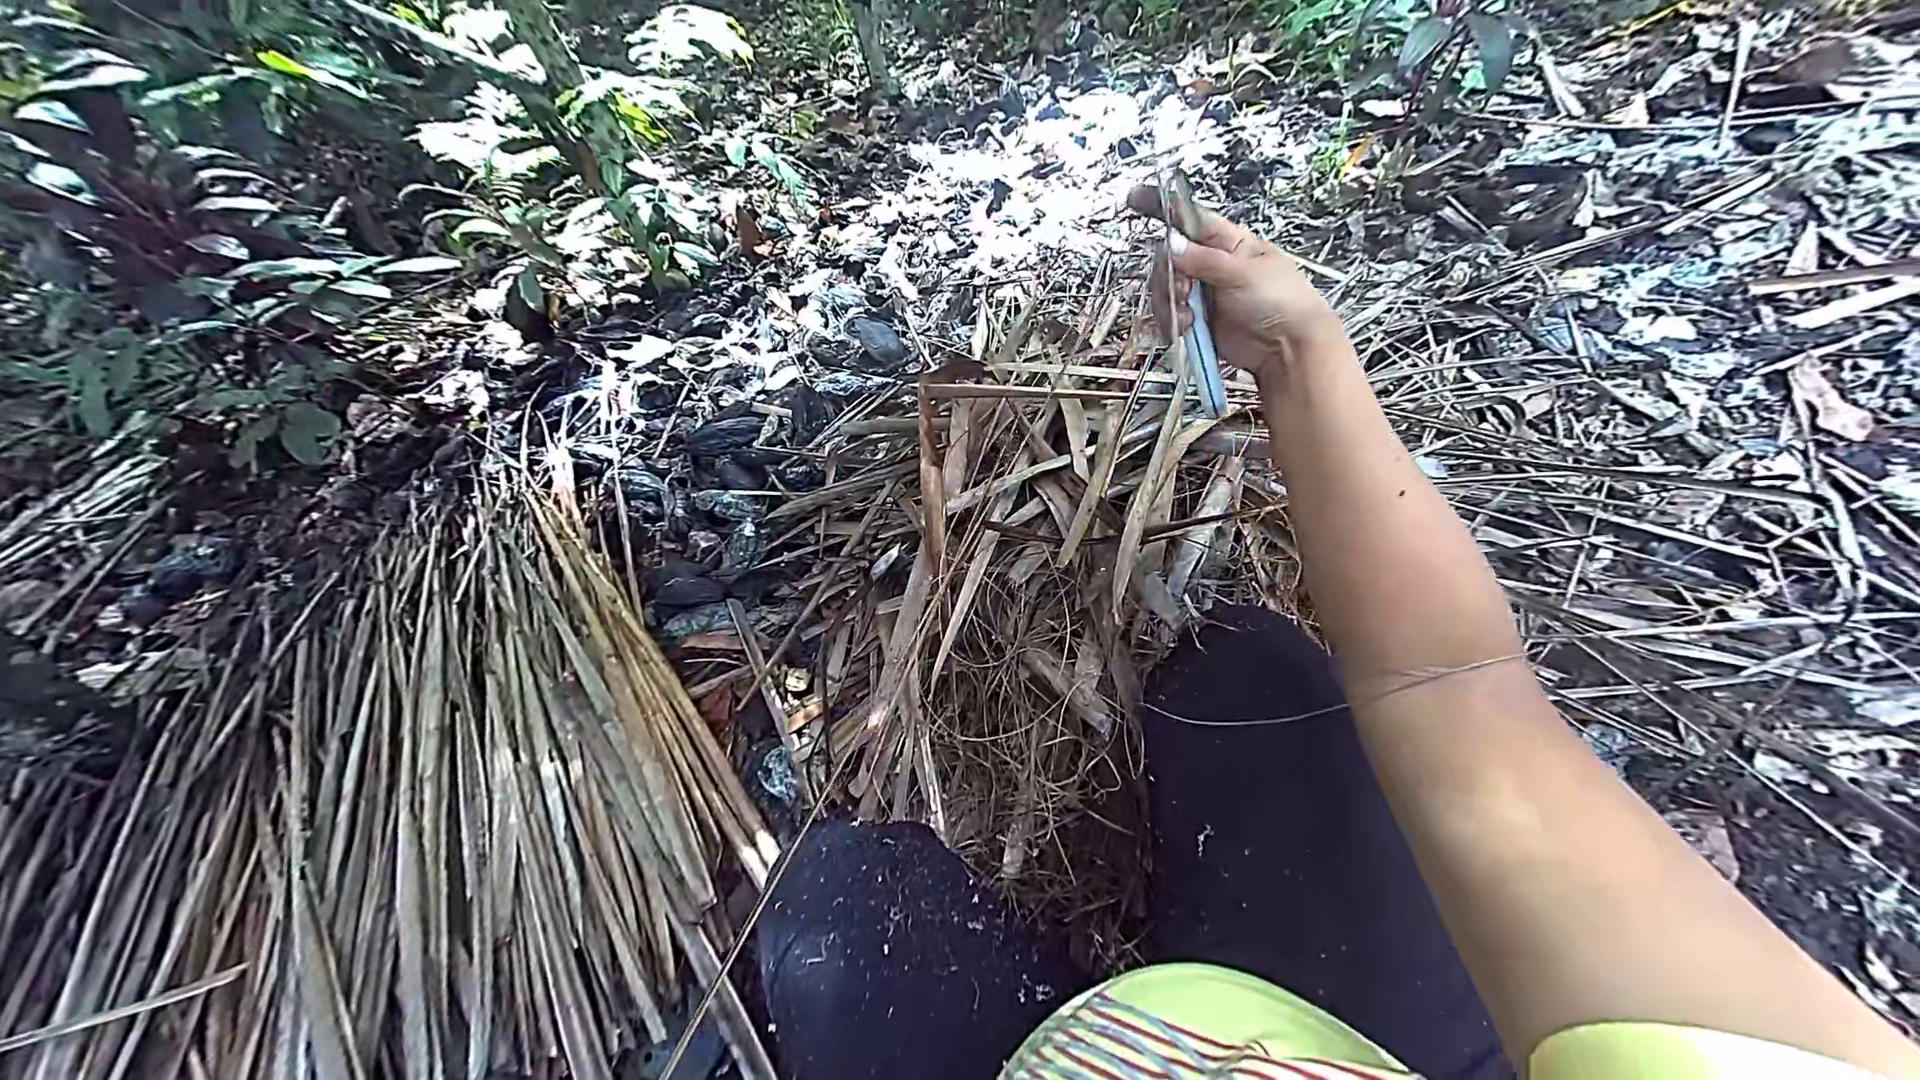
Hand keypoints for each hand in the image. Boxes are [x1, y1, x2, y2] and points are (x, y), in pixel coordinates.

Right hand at [1126, 185, 1346, 384]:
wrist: (1286, 348)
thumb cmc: (1282, 301)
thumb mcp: (1243, 273)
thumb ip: (1203, 260)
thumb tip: (1171, 244)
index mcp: (1227, 242)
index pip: (1188, 217)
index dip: (1161, 206)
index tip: (1135, 198)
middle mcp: (1210, 265)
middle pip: (1168, 260)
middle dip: (1169, 277)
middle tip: (1184, 290)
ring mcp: (1201, 294)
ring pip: (1165, 290)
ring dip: (1169, 305)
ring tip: (1189, 318)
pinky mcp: (1196, 321)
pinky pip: (1169, 317)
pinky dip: (1172, 324)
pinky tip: (1187, 330)